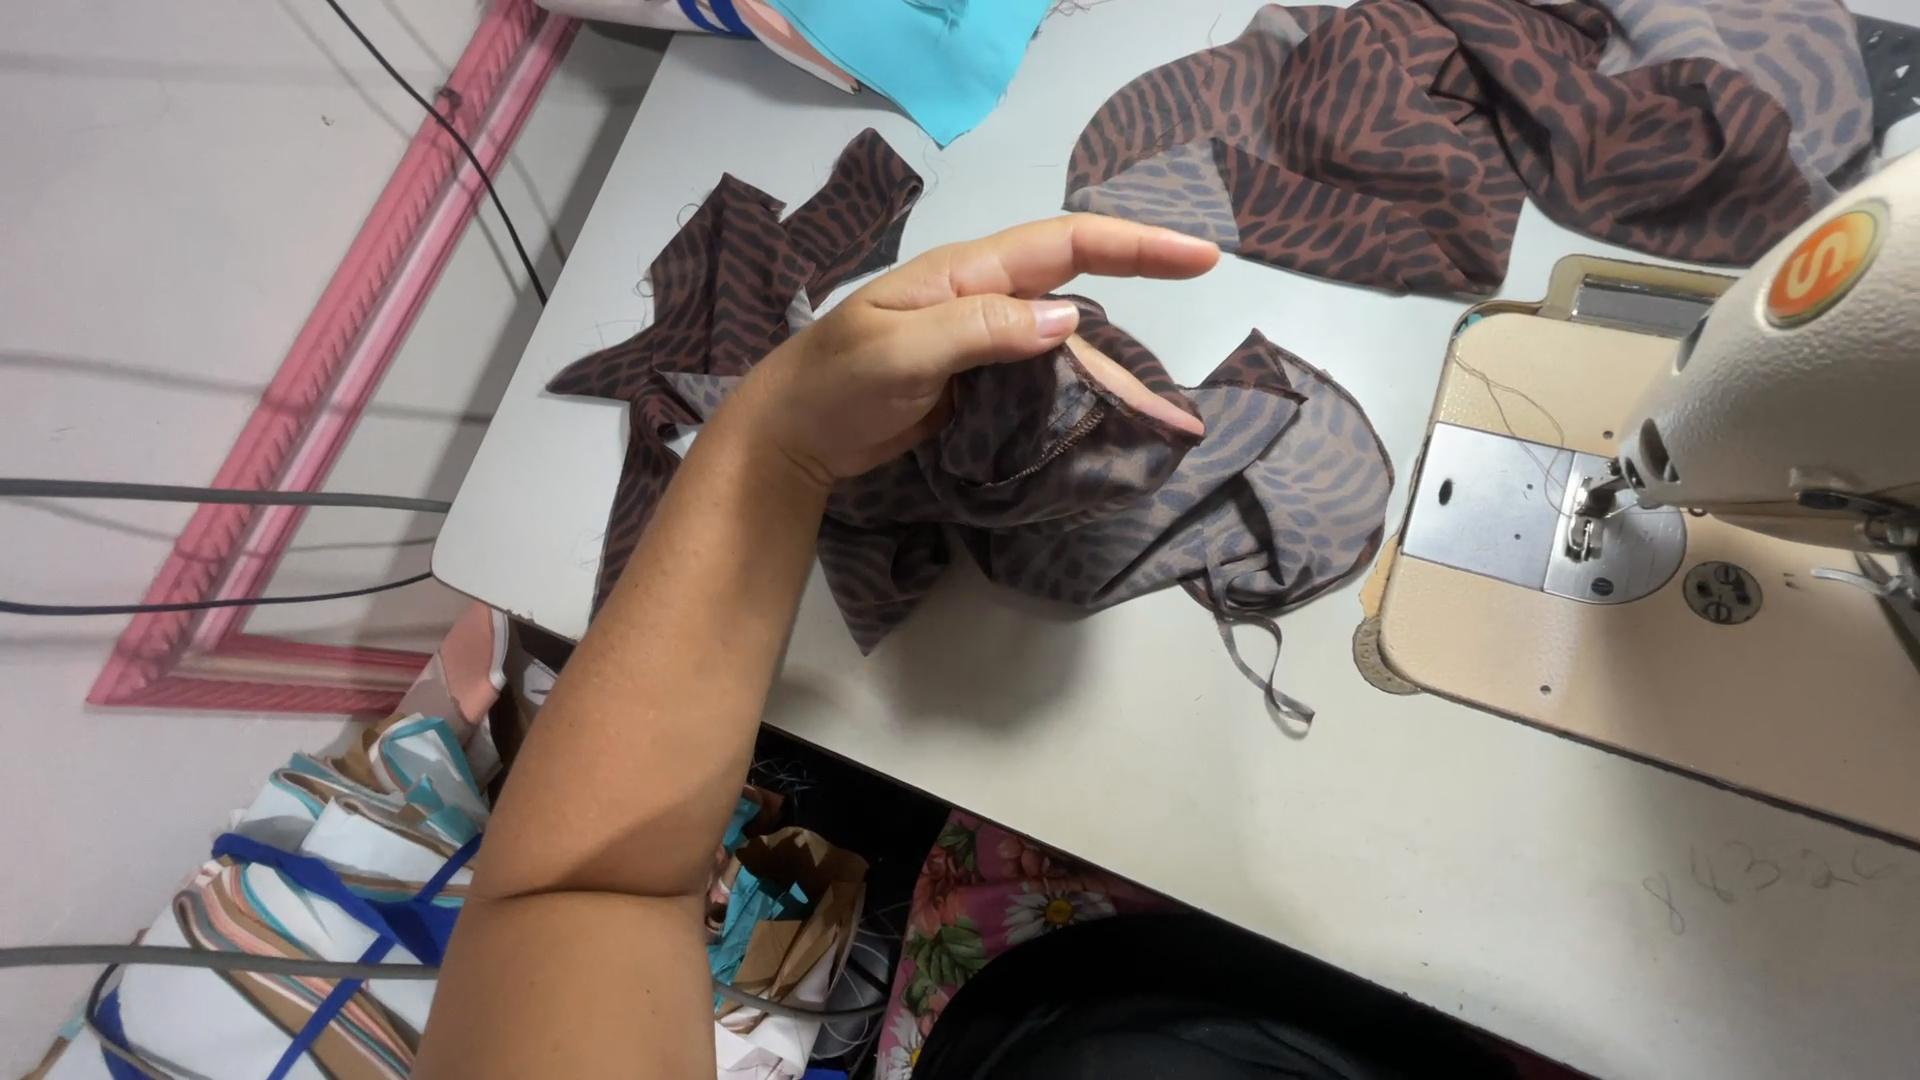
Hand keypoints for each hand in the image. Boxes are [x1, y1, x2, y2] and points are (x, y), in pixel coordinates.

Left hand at [730, 214, 1219, 489]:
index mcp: (968, 275)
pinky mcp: (979, 386)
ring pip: (1063, 358)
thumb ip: (980, 329)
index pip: (1066, 245)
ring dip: (1110, 389)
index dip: (1136, 246)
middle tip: (1181, 409)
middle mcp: (985, 303)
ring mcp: (983, 347)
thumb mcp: (901, 349)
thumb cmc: (835, 381)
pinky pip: (1040, 389)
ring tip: (1159, 431)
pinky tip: (1104, 430)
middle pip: (1078, 310)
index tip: (1199, 257)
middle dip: (1134, 351)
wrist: (798, 431)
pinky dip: (1075, 407)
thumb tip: (1066, 318)